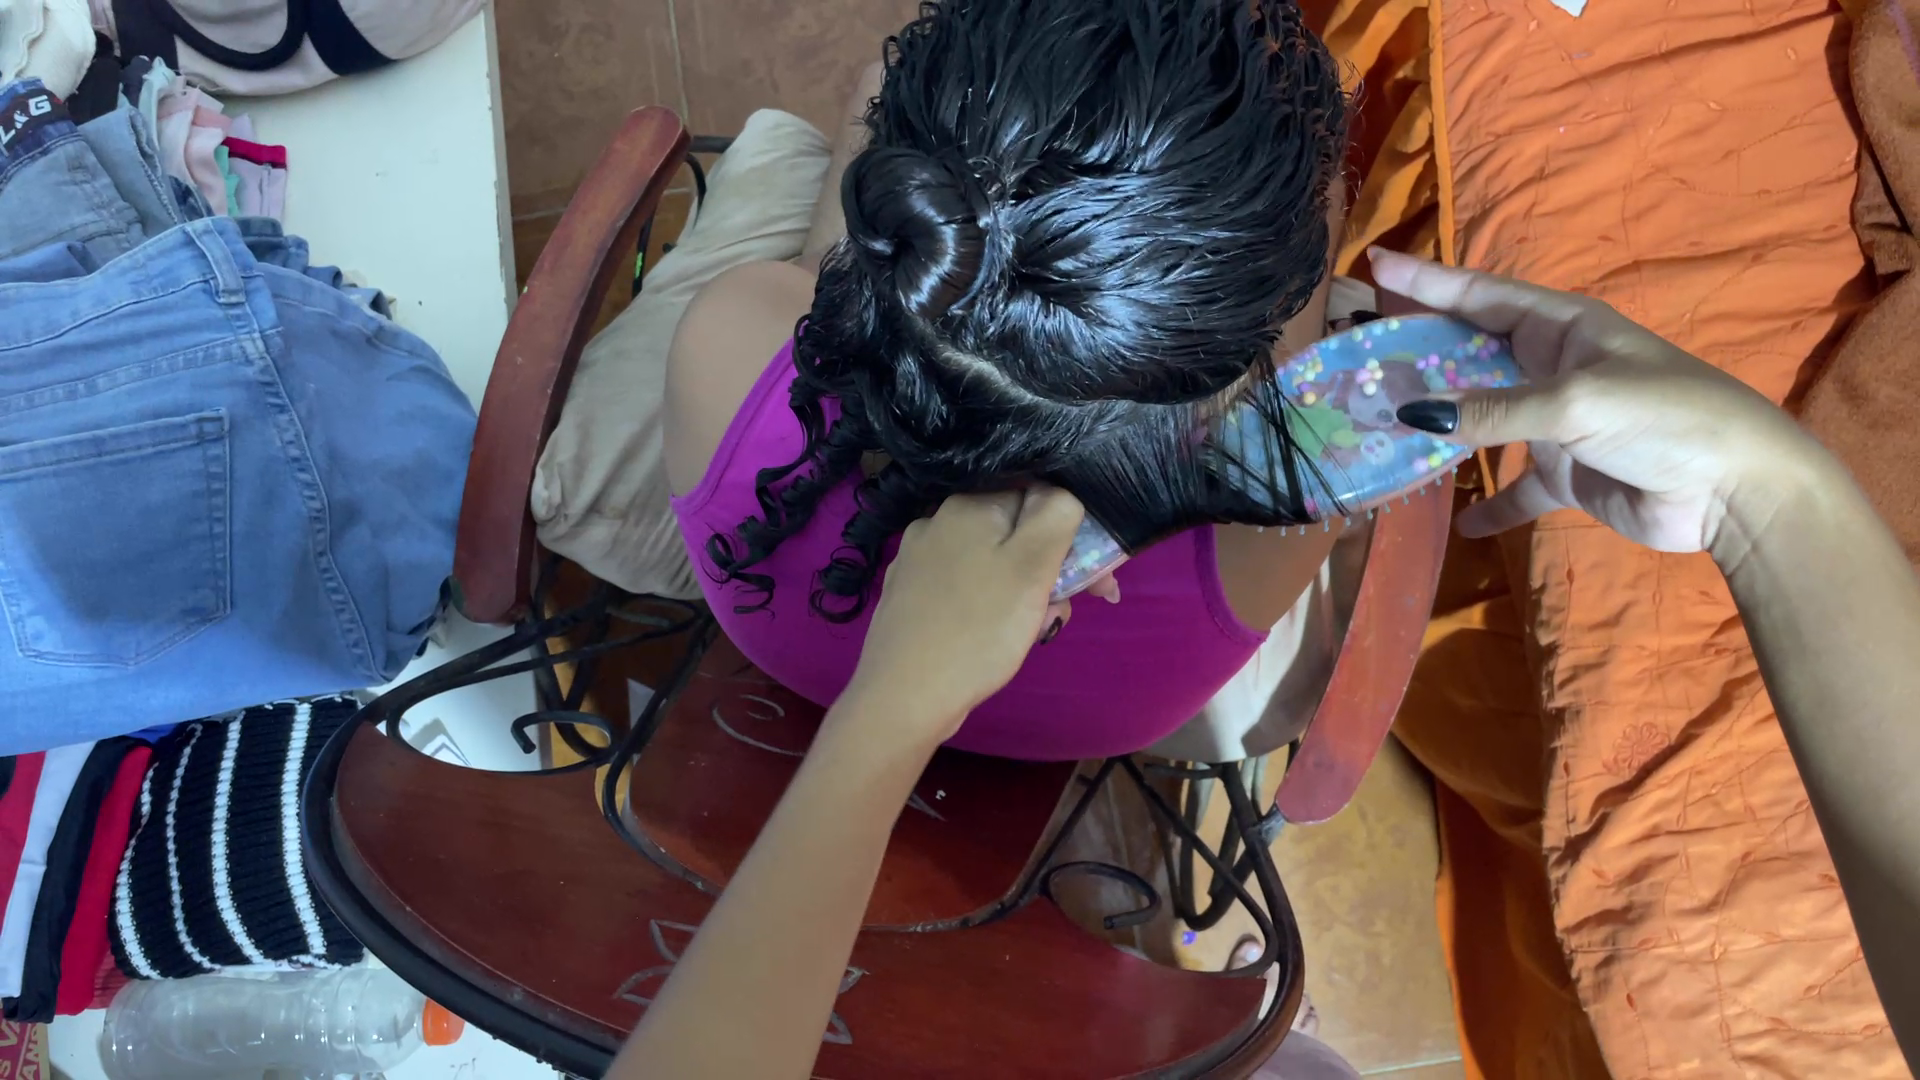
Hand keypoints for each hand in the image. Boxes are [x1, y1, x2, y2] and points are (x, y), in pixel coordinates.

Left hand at [843, 487, 1086, 745]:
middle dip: (1049, 569)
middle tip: (1062, 612)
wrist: (905, 695)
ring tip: (1032, 631)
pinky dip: (989, 606)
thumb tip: (1060, 489)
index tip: (1093, 578)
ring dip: (1023, 592)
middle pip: (1014, 533)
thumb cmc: (979, 628)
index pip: (1037, 498)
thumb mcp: (1032, 564)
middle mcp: (938, 520)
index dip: (1071, 534)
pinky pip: (965, 587)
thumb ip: (1055, 512)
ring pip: (992, 563)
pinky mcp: (909, 593)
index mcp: (969, 503)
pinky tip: (995, 638)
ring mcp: (918, 558)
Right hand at [1368, 249, 1826, 560]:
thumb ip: (1491, 409)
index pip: (1480, 296)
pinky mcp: (1560, 472)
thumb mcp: (1576, 402)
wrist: (1738, 494)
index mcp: (1561, 330)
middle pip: (1468, 353)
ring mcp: (1551, 421)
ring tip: (1380, 429)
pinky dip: (1484, 504)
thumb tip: (1410, 414)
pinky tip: (1458, 522)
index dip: (1427, 280)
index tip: (1376, 263)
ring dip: (1435, 427)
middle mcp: (1549, 369)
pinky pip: (1509, 487)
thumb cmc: (1667, 421)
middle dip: (1416, 352)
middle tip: (1360, 353)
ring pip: (1475, 417)